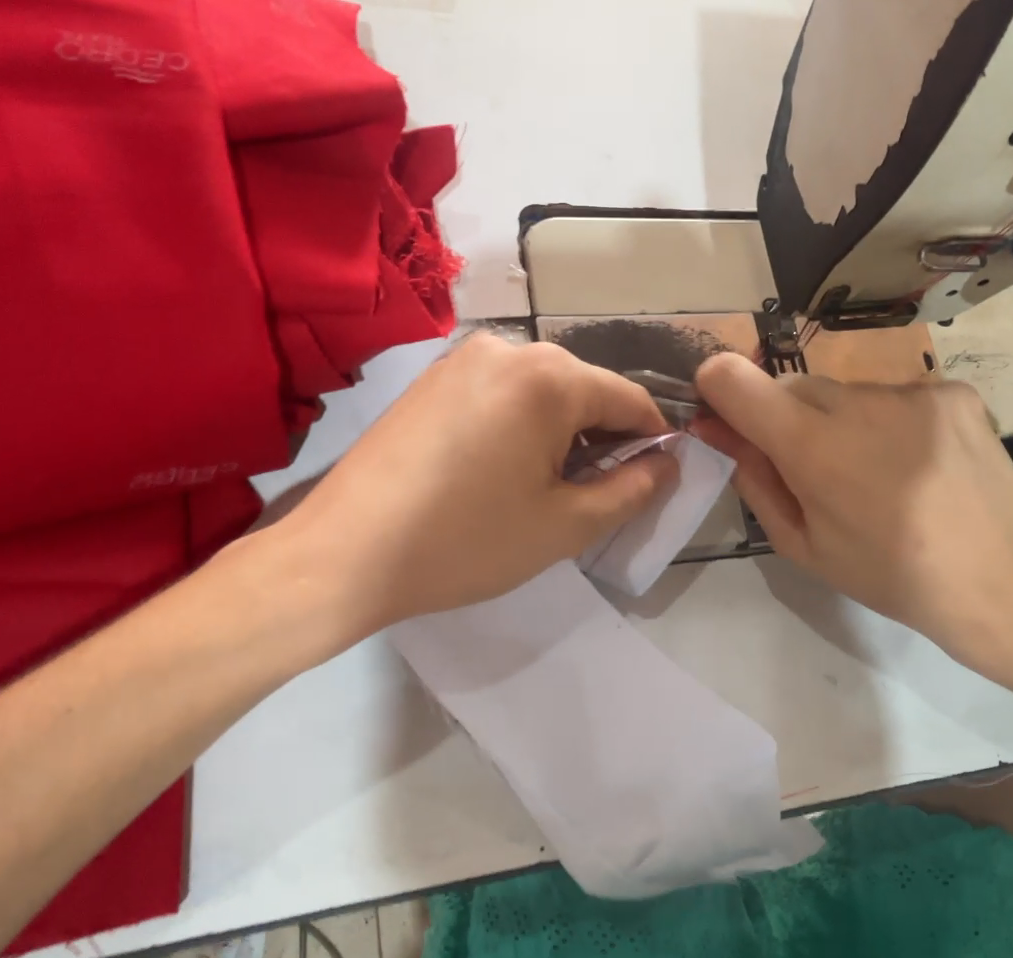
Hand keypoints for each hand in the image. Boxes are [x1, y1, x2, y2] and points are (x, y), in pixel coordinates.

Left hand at [268, 334, 677, 649]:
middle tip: (594, 497)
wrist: (345, 553)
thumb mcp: (565, 525)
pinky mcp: (430, 380)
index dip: (653, 440)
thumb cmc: (466, 542)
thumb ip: (630, 490)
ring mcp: (461, 360)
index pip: (629, 399)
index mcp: (549, 377)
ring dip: (560, 434)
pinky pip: (500, 395)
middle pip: (584, 390)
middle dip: (602, 439)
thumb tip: (666, 464)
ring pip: (541, 392)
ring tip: (543, 490)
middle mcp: (508, 349)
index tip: (655, 480)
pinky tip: (500, 472)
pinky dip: (520, 426)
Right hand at [691, 352, 1012, 671]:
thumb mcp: (802, 543)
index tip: (723, 411)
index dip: (720, 389)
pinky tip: (918, 462)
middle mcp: (859, 403)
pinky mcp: (954, 391)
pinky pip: (899, 396)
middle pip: (795, 387)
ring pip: (850, 393)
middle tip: (818, 469)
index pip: (737, 381)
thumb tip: (716, 428)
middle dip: (791, 419)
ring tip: (880, 472)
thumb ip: (754, 479)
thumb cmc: (883, 572)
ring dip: (848, 421)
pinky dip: (896, 422)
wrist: (986, 576)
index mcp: (813, 449)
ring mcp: (913, 392)